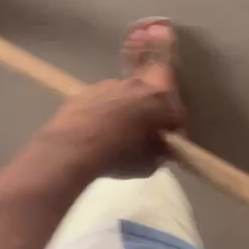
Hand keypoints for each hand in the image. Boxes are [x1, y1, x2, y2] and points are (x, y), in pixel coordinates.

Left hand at [31, 77, 181, 178]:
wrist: (72, 147)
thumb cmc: (117, 156)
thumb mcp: (148, 164)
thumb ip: (160, 152)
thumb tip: (161, 148)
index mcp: (159, 101)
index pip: (176, 114)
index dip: (173, 130)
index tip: (167, 143)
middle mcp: (139, 85)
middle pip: (152, 97)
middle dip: (151, 113)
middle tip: (143, 133)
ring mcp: (112, 83)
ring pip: (127, 96)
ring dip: (126, 109)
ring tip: (116, 131)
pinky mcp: (88, 88)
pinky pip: (104, 99)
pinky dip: (105, 110)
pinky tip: (96, 128)